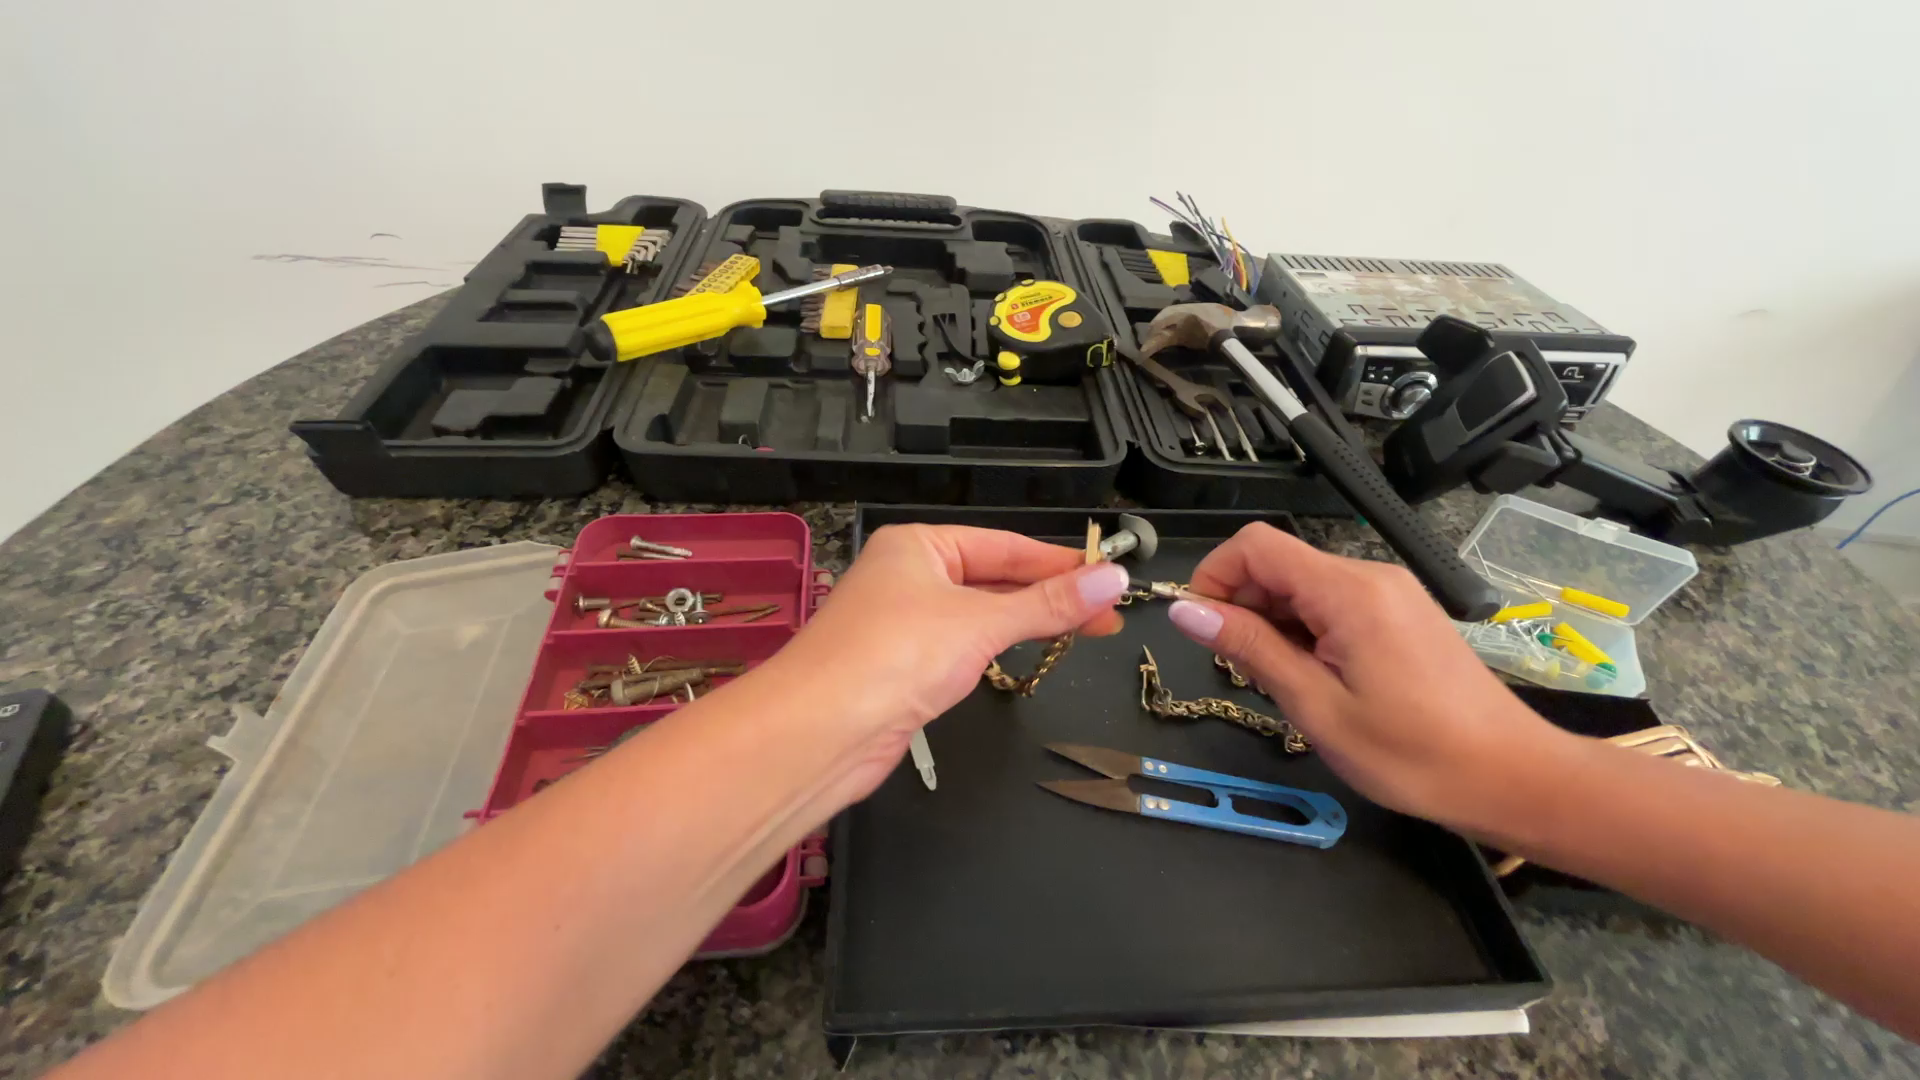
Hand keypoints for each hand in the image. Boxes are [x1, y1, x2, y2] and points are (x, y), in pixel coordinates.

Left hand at [759, 524, 1129, 794]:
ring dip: (1026, 622)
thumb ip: (1048, 603)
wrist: (820, 731)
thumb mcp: (981, 622)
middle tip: (1108, 617)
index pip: (1005, 545)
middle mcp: (909, 575)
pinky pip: (962, 646)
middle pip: (993, 578)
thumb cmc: (898, 655)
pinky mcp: (903, 665)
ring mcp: (903, 621)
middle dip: (1050, 597)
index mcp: (919, 546)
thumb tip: (1114, 578)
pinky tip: (1026, 652)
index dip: (1060, 563)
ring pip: (978, 614)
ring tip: (1083, 632)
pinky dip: (996, 647)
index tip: (1110, 580)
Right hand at [1163, 523, 1568, 828]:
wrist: (1514, 778)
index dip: (1214, 576)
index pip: (1255, 545)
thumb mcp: (1315, 705)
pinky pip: (1330, 602)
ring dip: (1271, 622)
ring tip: (1284, 681)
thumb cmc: (1412, 754)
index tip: (1202, 629)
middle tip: (1242, 670)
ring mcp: (1388, 592)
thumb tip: (1184, 610)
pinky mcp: (1398, 611)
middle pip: (1276, 563)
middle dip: (1241, 606)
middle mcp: (1369, 576)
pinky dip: (1302, 629)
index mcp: (1348, 592)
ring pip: (1300, 584)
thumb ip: (1249, 648)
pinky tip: (1314, 675)